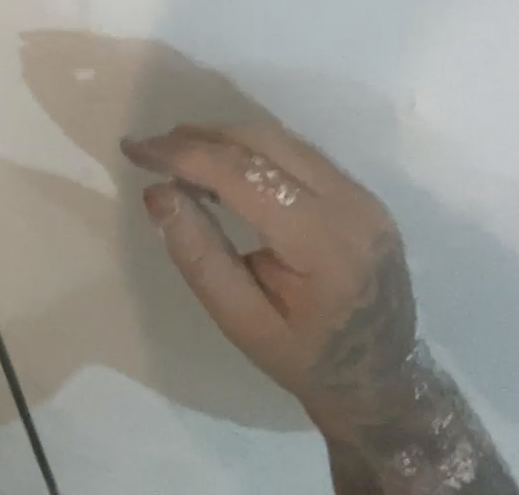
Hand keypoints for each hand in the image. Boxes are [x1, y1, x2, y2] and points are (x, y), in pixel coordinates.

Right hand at [122, 123, 421, 433]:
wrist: (384, 379)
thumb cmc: (304, 355)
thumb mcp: (238, 319)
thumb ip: (198, 255)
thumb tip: (156, 192)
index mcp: (323, 243)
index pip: (241, 173)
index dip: (181, 154)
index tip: (134, 150)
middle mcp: (351, 206)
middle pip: (260, 142)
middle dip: (196, 139)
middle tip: (149, 152)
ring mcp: (361, 196)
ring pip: (276, 138)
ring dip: (219, 139)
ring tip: (177, 158)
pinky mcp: (359, 194)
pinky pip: (293, 151)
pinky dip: (246, 149)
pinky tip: (219, 168)